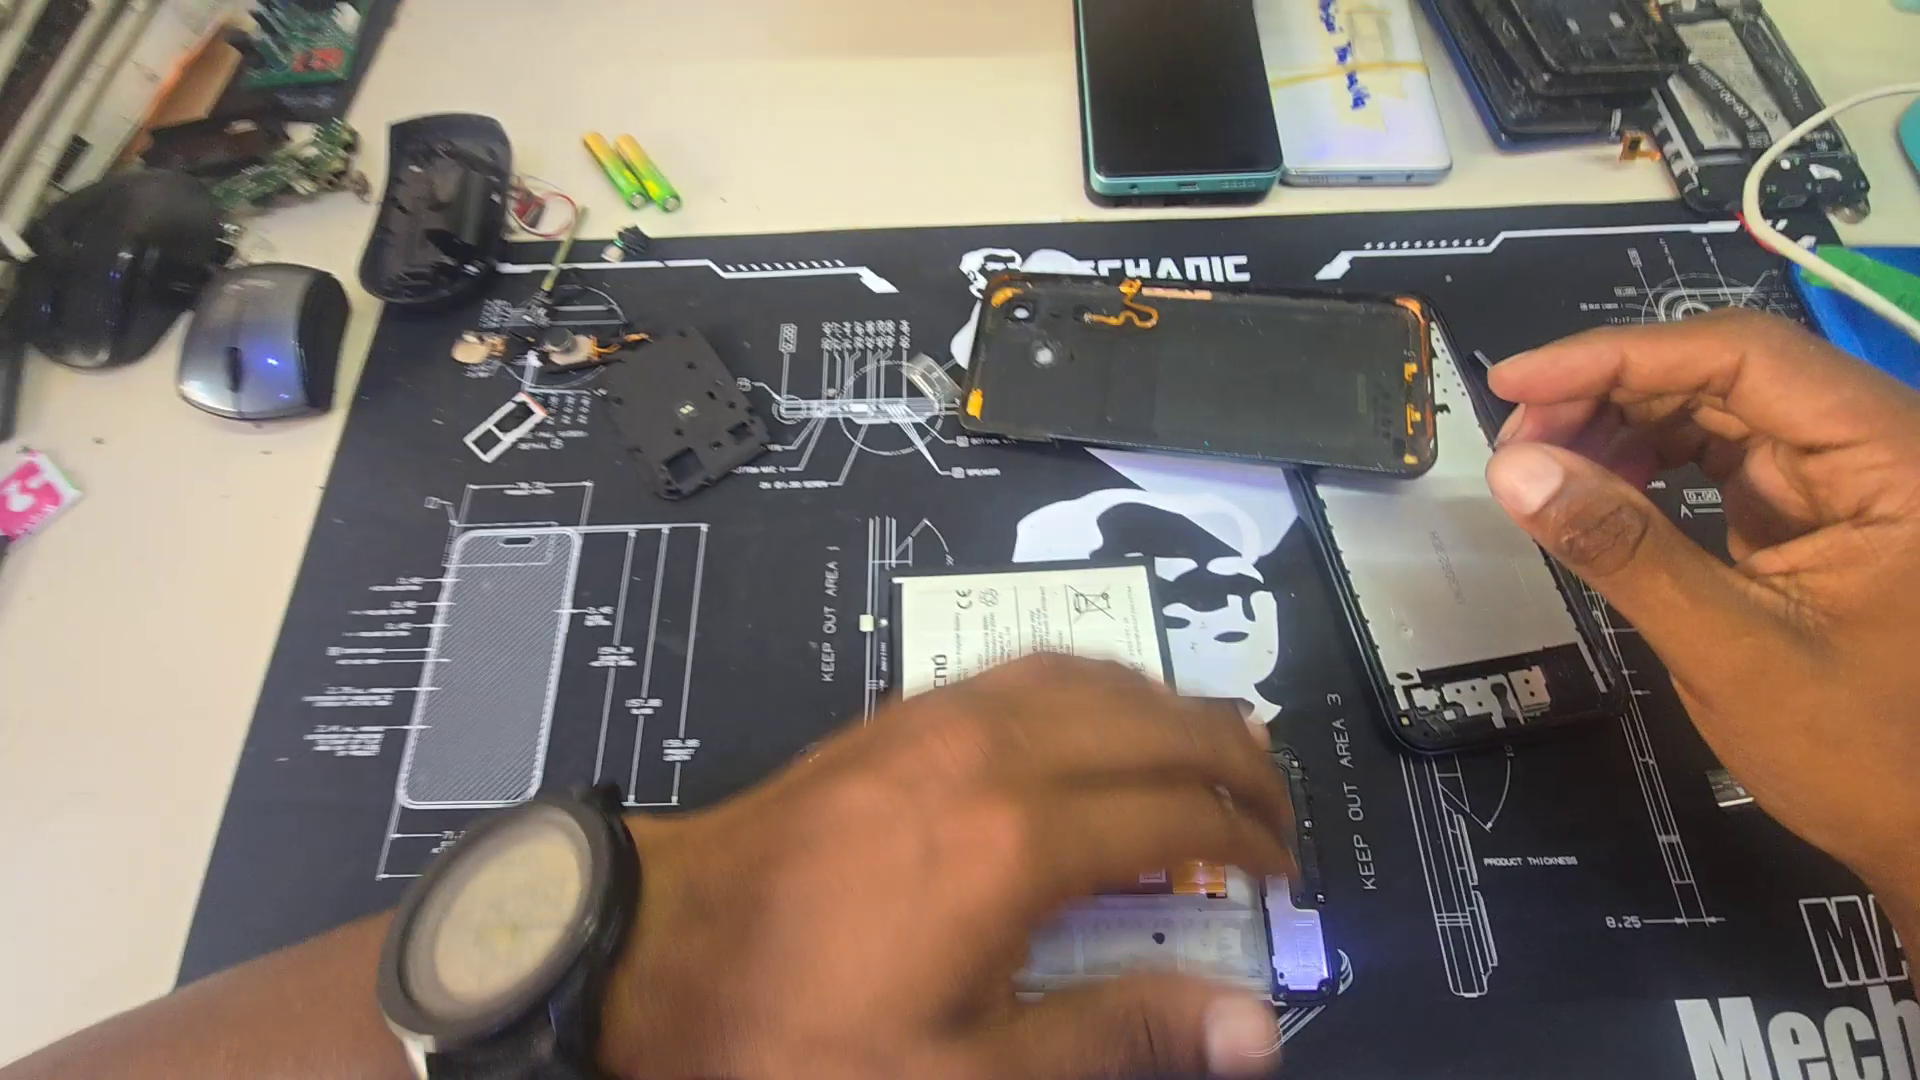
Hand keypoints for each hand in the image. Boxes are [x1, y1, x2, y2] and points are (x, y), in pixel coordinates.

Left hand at [599, 654, 1295, 1079]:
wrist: (669, 942)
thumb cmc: (807, 1028)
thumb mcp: (964, 1073)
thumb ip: (1116, 1032)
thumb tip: (1252, 1023)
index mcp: (1017, 841)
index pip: (1173, 813)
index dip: (1245, 836)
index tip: (1279, 867)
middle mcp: (995, 749)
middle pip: (1150, 723)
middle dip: (1230, 754)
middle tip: (1274, 802)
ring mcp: (949, 713)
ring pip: (1094, 677)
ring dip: (1167, 704)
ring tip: (1214, 743)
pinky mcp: (914, 705)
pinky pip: (1030, 664)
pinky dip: (1095, 677)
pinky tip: (1109, 703)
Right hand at [1484, 311, 1919, 936]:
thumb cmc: (1868, 752)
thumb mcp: (1728, 648)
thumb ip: (1620, 549)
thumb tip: (1510, 469)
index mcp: (1898, 465)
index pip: (1743, 360)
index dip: (1614, 357)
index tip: (1509, 386)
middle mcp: (1882, 451)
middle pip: (1724, 374)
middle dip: (1602, 395)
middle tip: (1512, 445)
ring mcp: (1848, 482)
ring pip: (1712, 410)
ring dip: (1614, 426)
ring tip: (1540, 469)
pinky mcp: (1813, 513)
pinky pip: (1713, 457)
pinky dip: (1640, 463)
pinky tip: (1595, 489)